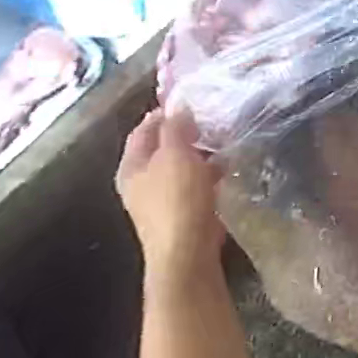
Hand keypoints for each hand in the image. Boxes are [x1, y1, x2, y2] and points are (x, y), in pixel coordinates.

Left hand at [116, 108, 224, 280]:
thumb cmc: (177, 200)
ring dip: (199, 156)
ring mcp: (161, 203)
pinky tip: (226, 173)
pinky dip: (208, 178)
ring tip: (223, 143)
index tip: (188, 101)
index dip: (162, 113)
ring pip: (181, 170)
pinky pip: (195, 189)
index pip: (142, 130)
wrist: (187, 256)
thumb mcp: (175, 155)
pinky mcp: (183, 218)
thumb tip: (178, 108)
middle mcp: (141, 185)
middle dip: (184, 135)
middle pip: (161, 150)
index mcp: (131, 167)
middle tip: (209, 121)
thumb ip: (175, 128)